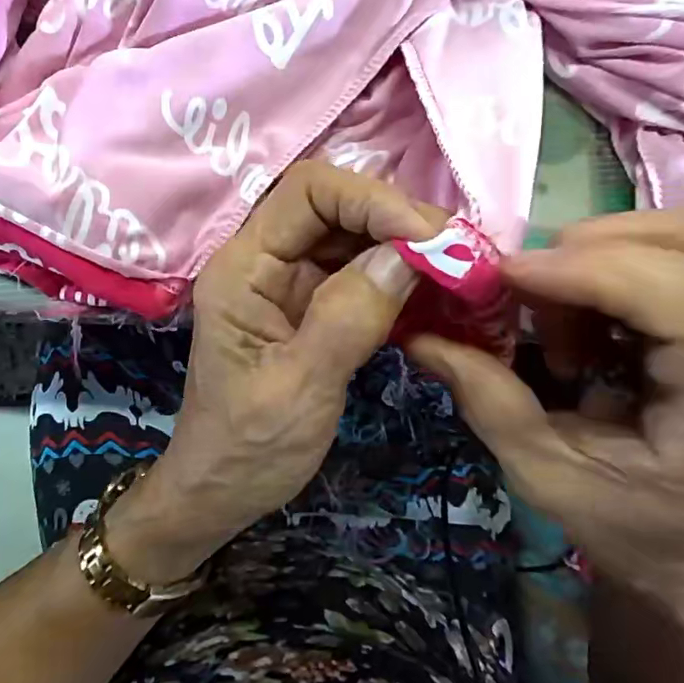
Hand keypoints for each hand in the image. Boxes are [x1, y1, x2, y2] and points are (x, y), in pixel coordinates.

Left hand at [104, 161, 440, 584]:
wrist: (221, 490)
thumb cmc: (248, 448)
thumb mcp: (300, 387)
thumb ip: (348, 316)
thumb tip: (408, 253)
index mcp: (242, 269)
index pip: (307, 192)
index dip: (371, 199)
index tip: (431, 238)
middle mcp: (261, 262)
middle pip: (334, 206)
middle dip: (398, 221)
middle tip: (462, 257)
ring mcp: (286, 282)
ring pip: (352, 236)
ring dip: (406, 247)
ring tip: (461, 273)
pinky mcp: (309, 306)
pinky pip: (359, 273)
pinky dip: (399, 277)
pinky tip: (437, 295)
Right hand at [408, 209, 683, 597]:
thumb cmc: (619, 527)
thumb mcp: (539, 472)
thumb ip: (486, 398)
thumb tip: (421, 334)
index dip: (604, 270)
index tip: (512, 275)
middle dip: (601, 247)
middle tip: (530, 287)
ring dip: (610, 248)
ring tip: (558, 305)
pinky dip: (619, 260)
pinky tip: (584, 311)